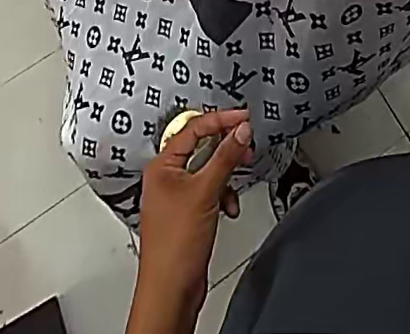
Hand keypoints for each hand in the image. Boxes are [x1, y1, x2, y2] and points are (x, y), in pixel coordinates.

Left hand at [127, 110, 253, 333]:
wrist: (172, 291)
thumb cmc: (174, 249)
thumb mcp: (206, 191)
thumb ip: (226, 156)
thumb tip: (241, 130)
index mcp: (162, 166)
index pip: (195, 128)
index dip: (221, 119)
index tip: (244, 118)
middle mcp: (167, 177)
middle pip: (202, 145)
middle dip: (227, 147)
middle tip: (246, 143)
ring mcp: (178, 194)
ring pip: (210, 167)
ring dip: (227, 172)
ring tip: (238, 175)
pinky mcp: (189, 209)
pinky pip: (212, 186)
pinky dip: (225, 191)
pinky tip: (229, 204)